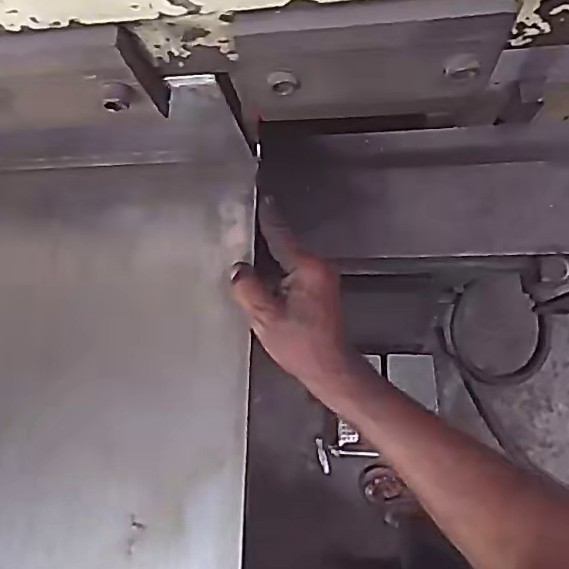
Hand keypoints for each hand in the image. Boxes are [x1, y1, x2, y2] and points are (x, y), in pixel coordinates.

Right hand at [228, 208, 368, 398]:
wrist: (330, 368)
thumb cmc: (304, 346)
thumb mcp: (267, 317)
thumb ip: (249, 288)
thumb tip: (238, 270)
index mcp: (308, 268)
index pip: (282, 236)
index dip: (267, 218)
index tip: (260, 200)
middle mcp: (318, 268)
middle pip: (284, 247)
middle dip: (261, 243)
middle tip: (238, 233)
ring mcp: (321, 280)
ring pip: (287, 262)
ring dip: (268, 263)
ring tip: (243, 262)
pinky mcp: (318, 292)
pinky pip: (292, 274)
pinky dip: (276, 276)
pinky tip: (260, 285)